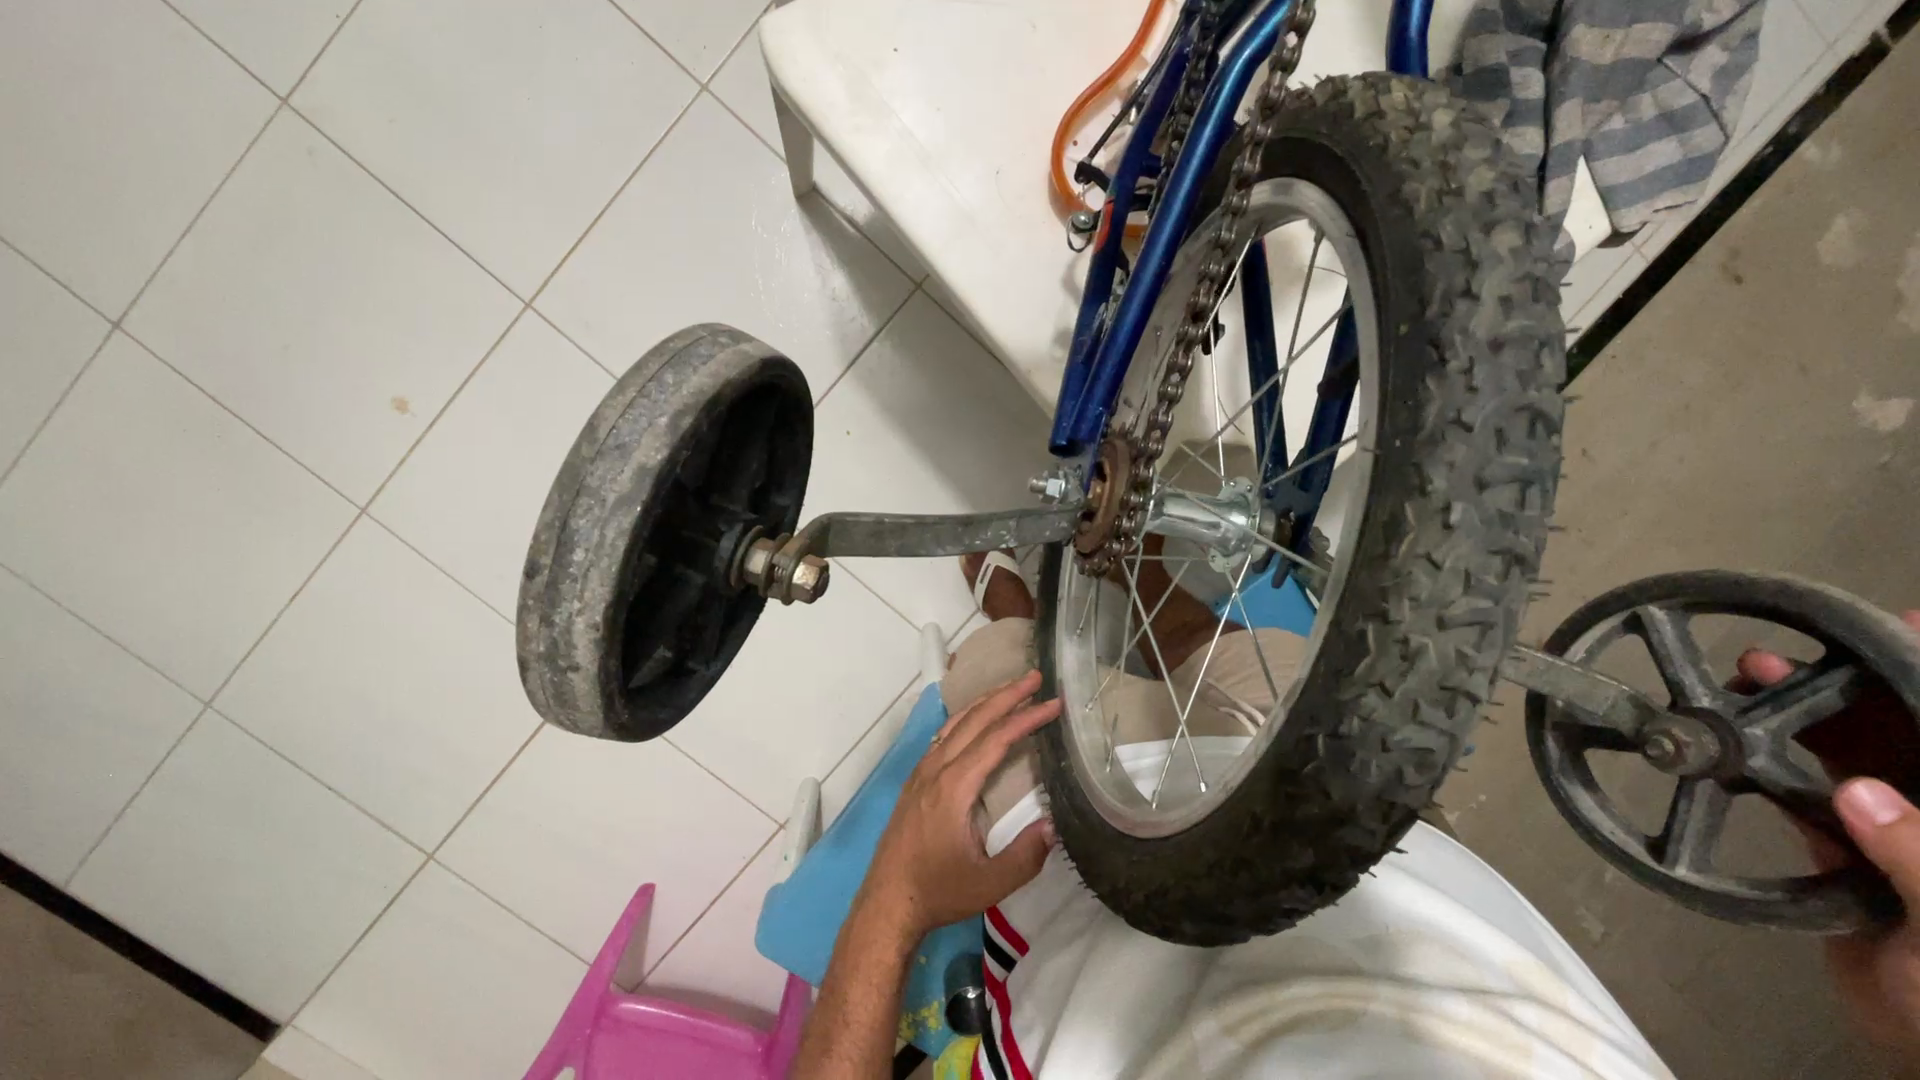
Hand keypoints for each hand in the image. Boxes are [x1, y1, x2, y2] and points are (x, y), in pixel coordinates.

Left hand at [857, 670, 1061, 939]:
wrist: (887, 904)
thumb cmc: (939, 892)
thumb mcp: (990, 883)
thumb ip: (1026, 855)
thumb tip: (1054, 825)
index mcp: (954, 787)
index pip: (996, 739)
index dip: (1027, 718)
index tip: (1054, 704)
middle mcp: (935, 771)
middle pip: (974, 720)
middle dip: (1006, 696)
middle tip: (1036, 677)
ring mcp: (920, 775)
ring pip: (954, 725)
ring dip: (984, 704)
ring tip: (1010, 690)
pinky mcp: (913, 784)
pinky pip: (942, 738)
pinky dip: (964, 720)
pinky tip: (973, 723)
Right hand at [1741, 611, 1919, 1056]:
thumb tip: (1854, 793)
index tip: (1890, 621)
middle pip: (1900, 725)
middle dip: (1848, 682)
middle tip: (1783, 654)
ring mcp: (1896, 826)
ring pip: (1848, 752)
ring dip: (1796, 717)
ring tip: (1745, 680)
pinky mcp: (1845, 852)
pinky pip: (1806, 796)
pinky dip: (1771, 766)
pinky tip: (1733, 743)